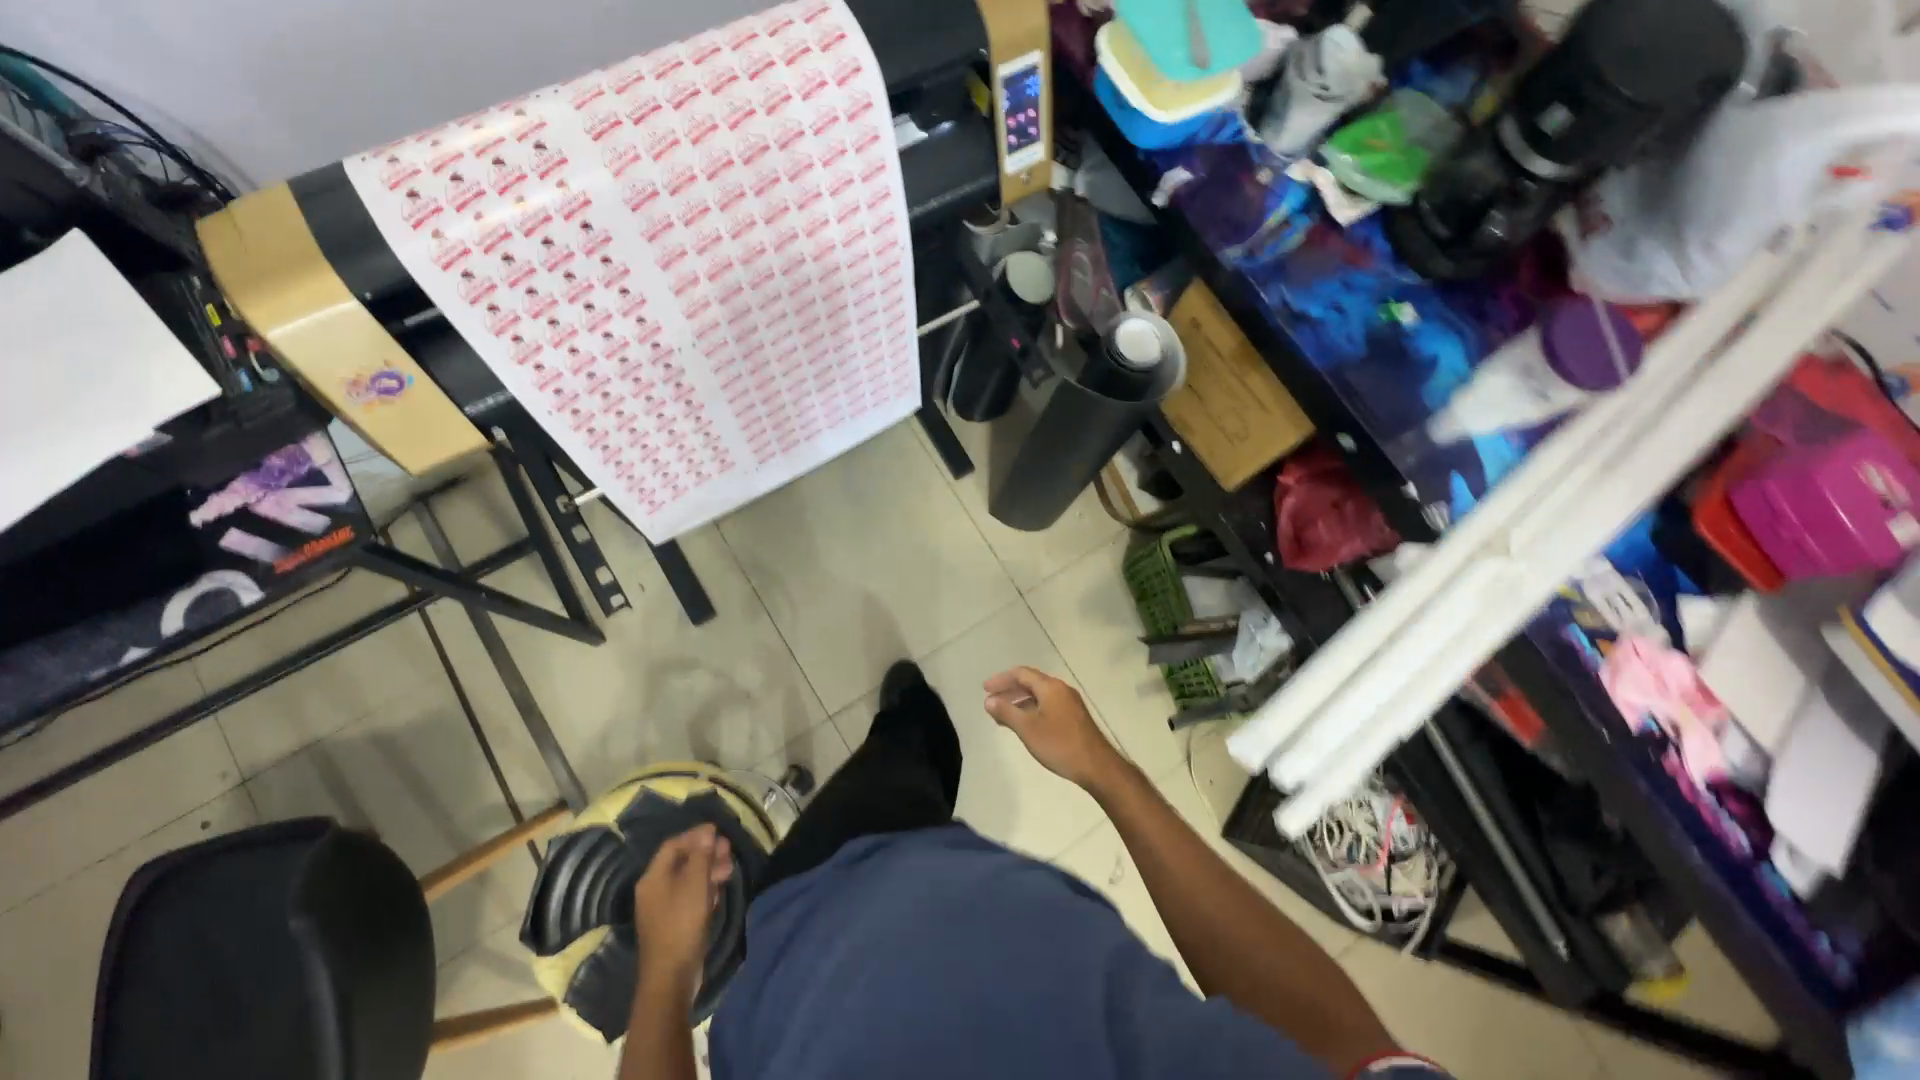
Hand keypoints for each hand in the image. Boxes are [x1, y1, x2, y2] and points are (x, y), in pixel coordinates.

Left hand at [633, 825, 732, 989]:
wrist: (671, 976)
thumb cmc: (682, 924)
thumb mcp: (695, 885)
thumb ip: (701, 856)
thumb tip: (706, 832)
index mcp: (653, 877)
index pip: (673, 845)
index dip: (695, 835)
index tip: (718, 831)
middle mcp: (654, 889)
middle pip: (680, 861)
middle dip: (705, 853)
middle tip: (728, 850)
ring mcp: (662, 907)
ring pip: (686, 879)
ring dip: (707, 870)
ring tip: (729, 868)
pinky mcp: (673, 922)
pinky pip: (688, 896)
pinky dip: (704, 889)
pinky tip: (719, 890)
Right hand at [984, 667, 1125, 789]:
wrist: (1097, 766)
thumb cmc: (1059, 745)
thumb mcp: (1028, 729)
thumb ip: (1007, 712)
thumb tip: (989, 700)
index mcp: (1050, 687)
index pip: (1021, 673)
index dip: (1001, 679)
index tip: (985, 690)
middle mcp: (1061, 690)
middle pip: (1031, 682)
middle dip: (1009, 690)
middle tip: (991, 703)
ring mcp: (1070, 703)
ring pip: (1040, 695)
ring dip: (1020, 702)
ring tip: (1004, 717)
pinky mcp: (1074, 717)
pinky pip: (1048, 705)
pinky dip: (1032, 710)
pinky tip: (1025, 726)